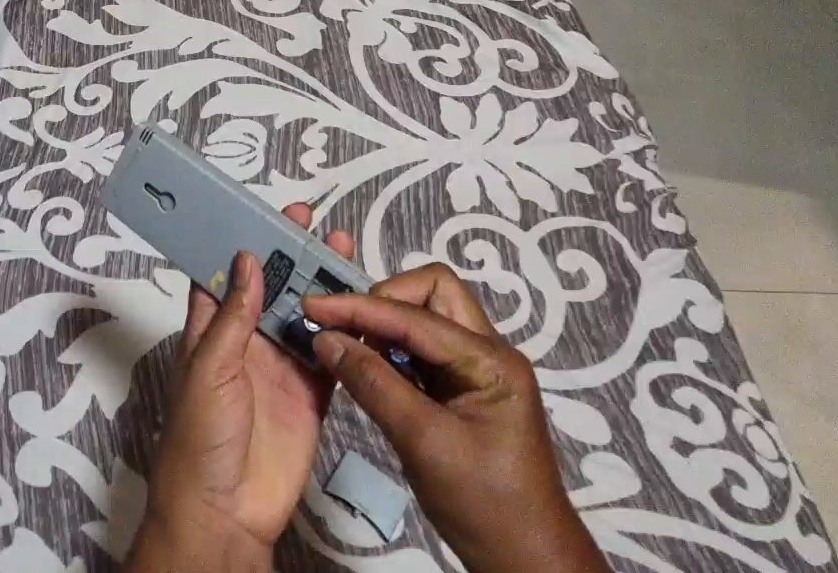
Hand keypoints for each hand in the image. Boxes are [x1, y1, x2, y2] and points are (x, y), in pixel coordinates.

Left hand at [124, 204, 353, 571]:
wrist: (226, 512)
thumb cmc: (200, 437)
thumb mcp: (210, 368)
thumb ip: (233, 317)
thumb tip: (248, 259)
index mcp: (212, 331)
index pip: (225, 276)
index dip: (243, 243)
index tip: (264, 213)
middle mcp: (247, 342)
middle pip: (273, 288)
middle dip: (291, 255)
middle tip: (313, 222)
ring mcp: (280, 366)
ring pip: (306, 315)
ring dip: (322, 285)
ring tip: (343, 250)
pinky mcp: (310, 393)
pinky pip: (331, 354)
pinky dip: (346, 332)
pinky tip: (363, 305)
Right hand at [303, 265, 610, 572]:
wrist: (524, 559)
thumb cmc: (482, 502)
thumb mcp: (422, 442)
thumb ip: (373, 383)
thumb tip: (324, 338)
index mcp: (490, 360)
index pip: (415, 316)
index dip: (360, 308)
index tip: (313, 305)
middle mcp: (487, 351)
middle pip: (432, 292)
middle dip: (384, 300)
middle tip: (345, 327)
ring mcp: (476, 368)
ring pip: (426, 316)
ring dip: (385, 324)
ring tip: (348, 345)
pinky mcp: (461, 387)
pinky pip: (422, 348)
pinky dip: (391, 348)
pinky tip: (367, 366)